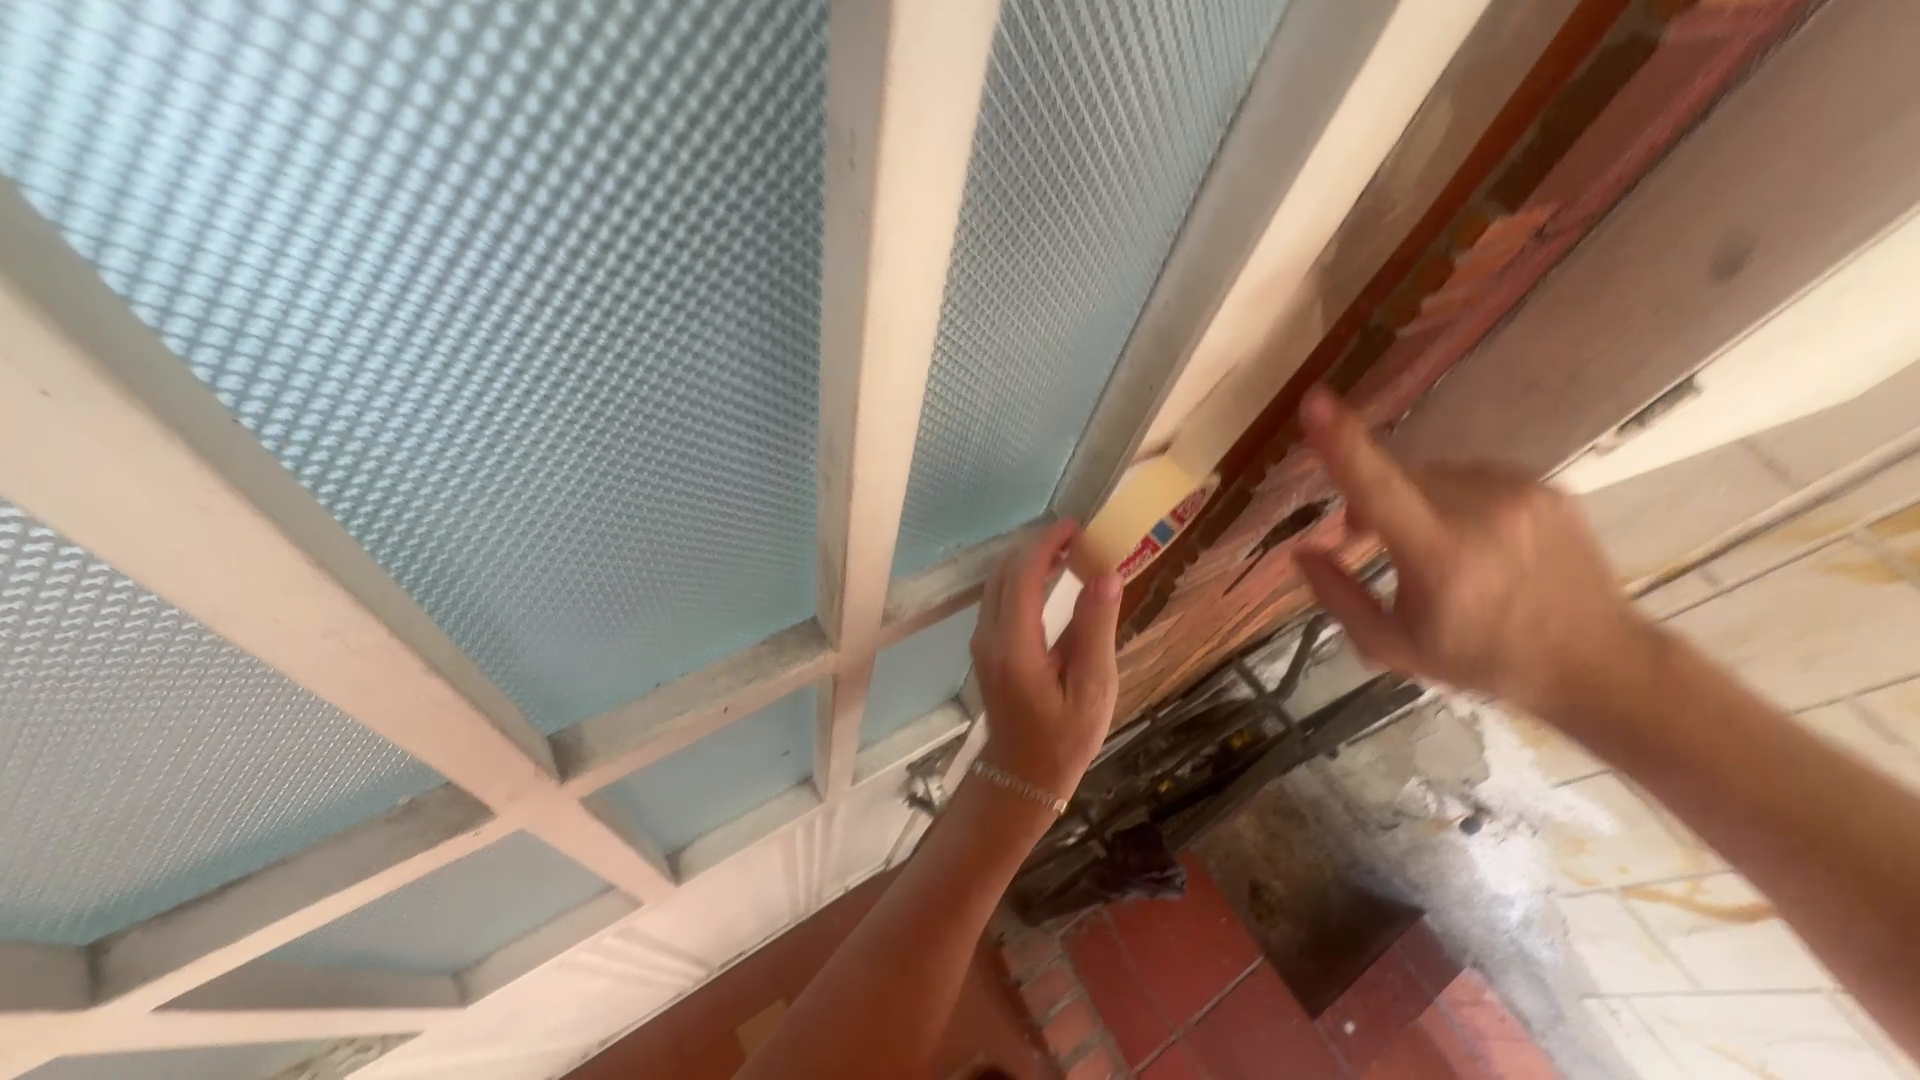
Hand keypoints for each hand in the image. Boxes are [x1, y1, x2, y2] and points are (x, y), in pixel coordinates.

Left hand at [970, 520, 1123, 799]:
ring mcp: (983, 643)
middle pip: (1004, 572)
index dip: (1046, 544)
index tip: (1076, 526)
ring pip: (997, 583)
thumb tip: (1106, 574)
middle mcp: (990, 638)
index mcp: (1015, 647)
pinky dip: (1022, 579)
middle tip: (1078, 536)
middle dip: (1037, 546)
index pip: (1023, 577)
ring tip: (1068, 551)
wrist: (1023, 776)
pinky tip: (1051, 579)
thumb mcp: (1093, 689)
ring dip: (1028, 560)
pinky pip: (998, 599)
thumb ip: (1095, 629)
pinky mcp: (986, 648)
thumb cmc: (1064, 739)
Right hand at [1291, 387, 1652, 716]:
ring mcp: (1520, 493)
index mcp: (1440, 558)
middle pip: (1397, 477)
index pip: (1380, 490)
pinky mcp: (1545, 486)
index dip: (1343, 444)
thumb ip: (1338, 599)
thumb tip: (1302, 552)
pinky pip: (1472, 477)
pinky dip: (1455, 500)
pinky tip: (1475, 541)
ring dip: (1413, 499)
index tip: (1315, 402)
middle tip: (1361, 536)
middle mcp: (1481, 513)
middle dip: (1369, 499)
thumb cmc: (1483, 660)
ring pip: (1432, 475)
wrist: (1596, 661)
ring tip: (1429, 545)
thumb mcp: (1395, 648)